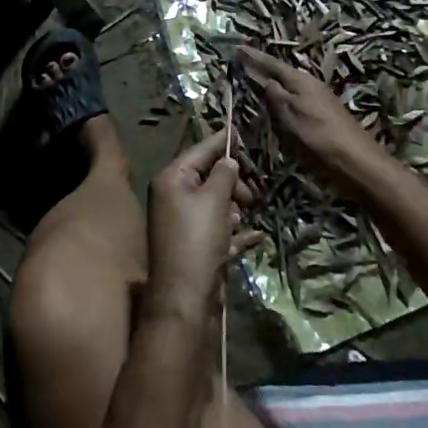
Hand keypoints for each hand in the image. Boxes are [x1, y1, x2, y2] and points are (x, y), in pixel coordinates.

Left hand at [144, 128, 261, 323]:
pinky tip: (256, 237)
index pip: (199, 151)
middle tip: (250, 196)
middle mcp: (172, 196)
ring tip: (242, 219)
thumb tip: (228, 161)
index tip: (238, 130)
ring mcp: (182, 222)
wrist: (184, 297)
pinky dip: (235, 232)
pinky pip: (218, 229)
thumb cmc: (197, 240)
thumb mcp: (214, 201)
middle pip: (208, 177)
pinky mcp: (194, 245)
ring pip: (215, 203)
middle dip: (232, 183)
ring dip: (233, 208)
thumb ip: (223, 175)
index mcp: (171, 179)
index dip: (220, 142)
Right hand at [238, 46, 385, 186]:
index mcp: (300, 81)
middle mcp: (311, 84)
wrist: (358, 162)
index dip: (254, 57)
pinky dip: (284, 95)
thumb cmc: (319, 138)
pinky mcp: (325, 113)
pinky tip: (279, 101)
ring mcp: (320, 98)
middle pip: (282, 72)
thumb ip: (276, 97)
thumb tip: (265, 81)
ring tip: (257, 79)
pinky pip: (297, 96)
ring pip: (291, 84)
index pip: (272, 64)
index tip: (238, 48)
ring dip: (274, 81)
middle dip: (264, 67)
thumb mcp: (290, 118)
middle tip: (244, 62)